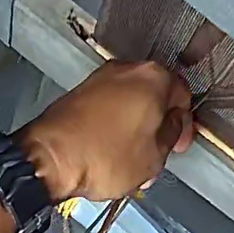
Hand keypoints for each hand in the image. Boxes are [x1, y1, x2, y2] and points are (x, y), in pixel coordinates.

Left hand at [17, 60, 193, 200]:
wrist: (50, 158)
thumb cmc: (98, 156)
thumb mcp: (153, 158)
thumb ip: (171, 137)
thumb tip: (172, 128)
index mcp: (153, 78)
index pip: (183, 95)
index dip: (184, 124)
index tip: (179, 142)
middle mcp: (125, 71)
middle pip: (154, 97)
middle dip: (157, 127)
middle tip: (157, 153)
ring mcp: (98, 81)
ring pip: (128, 105)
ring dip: (134, 130)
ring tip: (131, 161)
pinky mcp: (78, 96)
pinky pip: (105, 111)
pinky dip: (111, 129)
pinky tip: (109, 154)